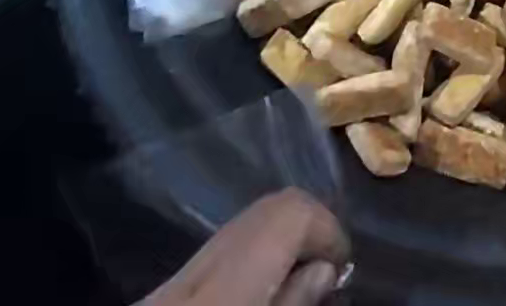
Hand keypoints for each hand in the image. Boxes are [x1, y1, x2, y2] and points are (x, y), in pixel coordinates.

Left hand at [139, 189, 348, 305]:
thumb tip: (323, 270)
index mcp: (225, 289)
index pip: (290, 215)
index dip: (327, 229)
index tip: (343, 267)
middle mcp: (198, 271)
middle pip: (270, 208)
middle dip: (311, 225)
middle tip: (328, 266)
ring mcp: (175, 282)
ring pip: (247, 224)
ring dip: (285, 237)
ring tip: (301, 277)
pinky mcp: (162, 296)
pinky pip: (225, 249)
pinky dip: (257, 253)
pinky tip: (262, 287)